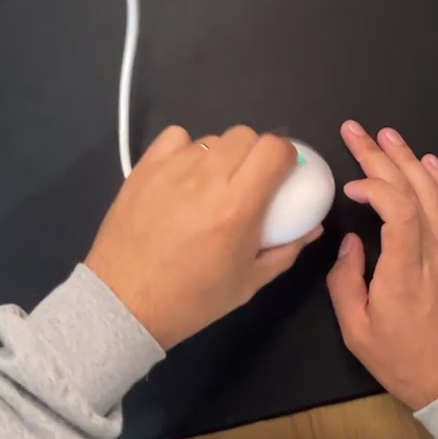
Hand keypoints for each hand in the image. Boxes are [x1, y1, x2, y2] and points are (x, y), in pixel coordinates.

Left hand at [86, 125, 322, 347]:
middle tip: (249, 181)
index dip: (286, 155)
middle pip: (246, 135)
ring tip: (213, 183)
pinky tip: (183, 174)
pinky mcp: (146, 166)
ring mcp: (173, 167)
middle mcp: (207, 177)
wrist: (125, 303)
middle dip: (255, 153)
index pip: (275, 149)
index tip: (283, 174)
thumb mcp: (249, 282)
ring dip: (222, 154)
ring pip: (213, 137)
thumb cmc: (192, 298)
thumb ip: (286, 249)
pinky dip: (187, 149)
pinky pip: (176, 136)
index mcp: (238, 205)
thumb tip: (313, 226)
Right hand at [326, 121, 437, 410]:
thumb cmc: (404, 362)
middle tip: (355, 130)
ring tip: (387, 135)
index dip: (373, 185)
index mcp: (405, 272)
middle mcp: (435, 255)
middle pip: (412, 190)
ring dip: (410, 159)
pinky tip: (431, 164)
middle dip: (379, 155)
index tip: (350, 187)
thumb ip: (345, 281)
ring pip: (437, 193)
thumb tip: (351, 241)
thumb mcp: (357, 332)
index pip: (398, 209)